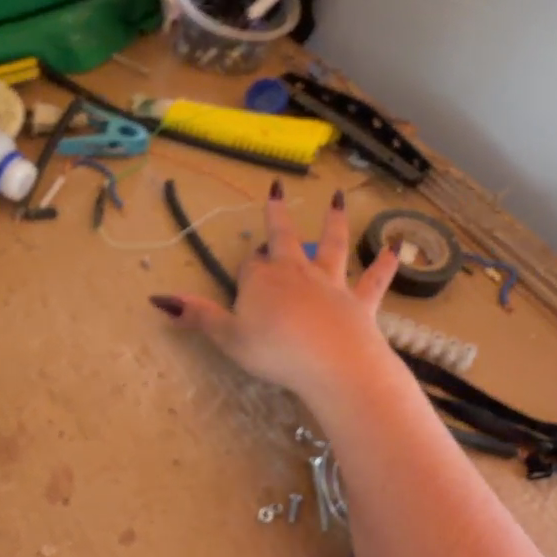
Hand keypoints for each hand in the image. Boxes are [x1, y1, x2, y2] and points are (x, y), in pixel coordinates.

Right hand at [149, 181, 401, 402]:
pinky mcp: (361, 304)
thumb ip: (198, 317)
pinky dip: (385, 265)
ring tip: (339, 198)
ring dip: (334, 222)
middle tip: (276, 190)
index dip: (247, 270)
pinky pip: (374, 281)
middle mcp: (296, 273)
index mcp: (261, 280)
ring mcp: (331, 286)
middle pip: (285, 239)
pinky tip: (397, 249)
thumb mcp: (228, 338)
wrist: (334, 366)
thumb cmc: (276, 352)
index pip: (250, 266)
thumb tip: (159, 299)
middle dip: (277, 216)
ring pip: (332, 247)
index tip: (244, 280)